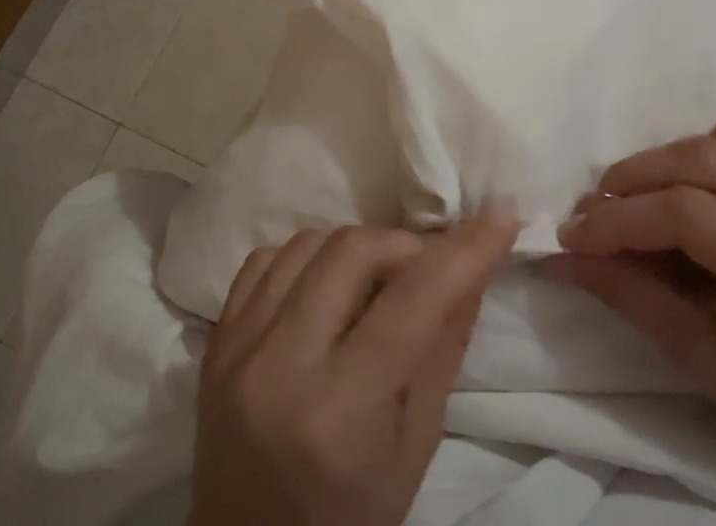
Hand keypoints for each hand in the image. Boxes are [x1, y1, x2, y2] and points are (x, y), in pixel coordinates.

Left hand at [187, 212, 519, 525]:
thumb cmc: (349, 515)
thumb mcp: (415, 448)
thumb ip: (443, 351)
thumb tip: (473, 270)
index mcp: (339, 410)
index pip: (412, 301)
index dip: (464, 250)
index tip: (500, 219)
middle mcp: (278, 366)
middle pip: (353, 251)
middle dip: (408, 246)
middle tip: (433, 270)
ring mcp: (236, 348)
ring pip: (308, 243)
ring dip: (359, 249)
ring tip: (380, 283)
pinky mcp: (214, 341)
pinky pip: (265, 261)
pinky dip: (308, 259)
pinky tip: (328, 289)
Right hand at [554, 113, 715, 525]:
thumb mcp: (698, 356)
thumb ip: (629, 294)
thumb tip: (562, 252)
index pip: (693, 215)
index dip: (621, 219)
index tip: (571, 236)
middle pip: (706, 161)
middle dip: (633, 181)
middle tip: (592, 213)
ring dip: (667, 161)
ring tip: (640, 201)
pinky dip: (706, 152)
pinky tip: (691, 190)